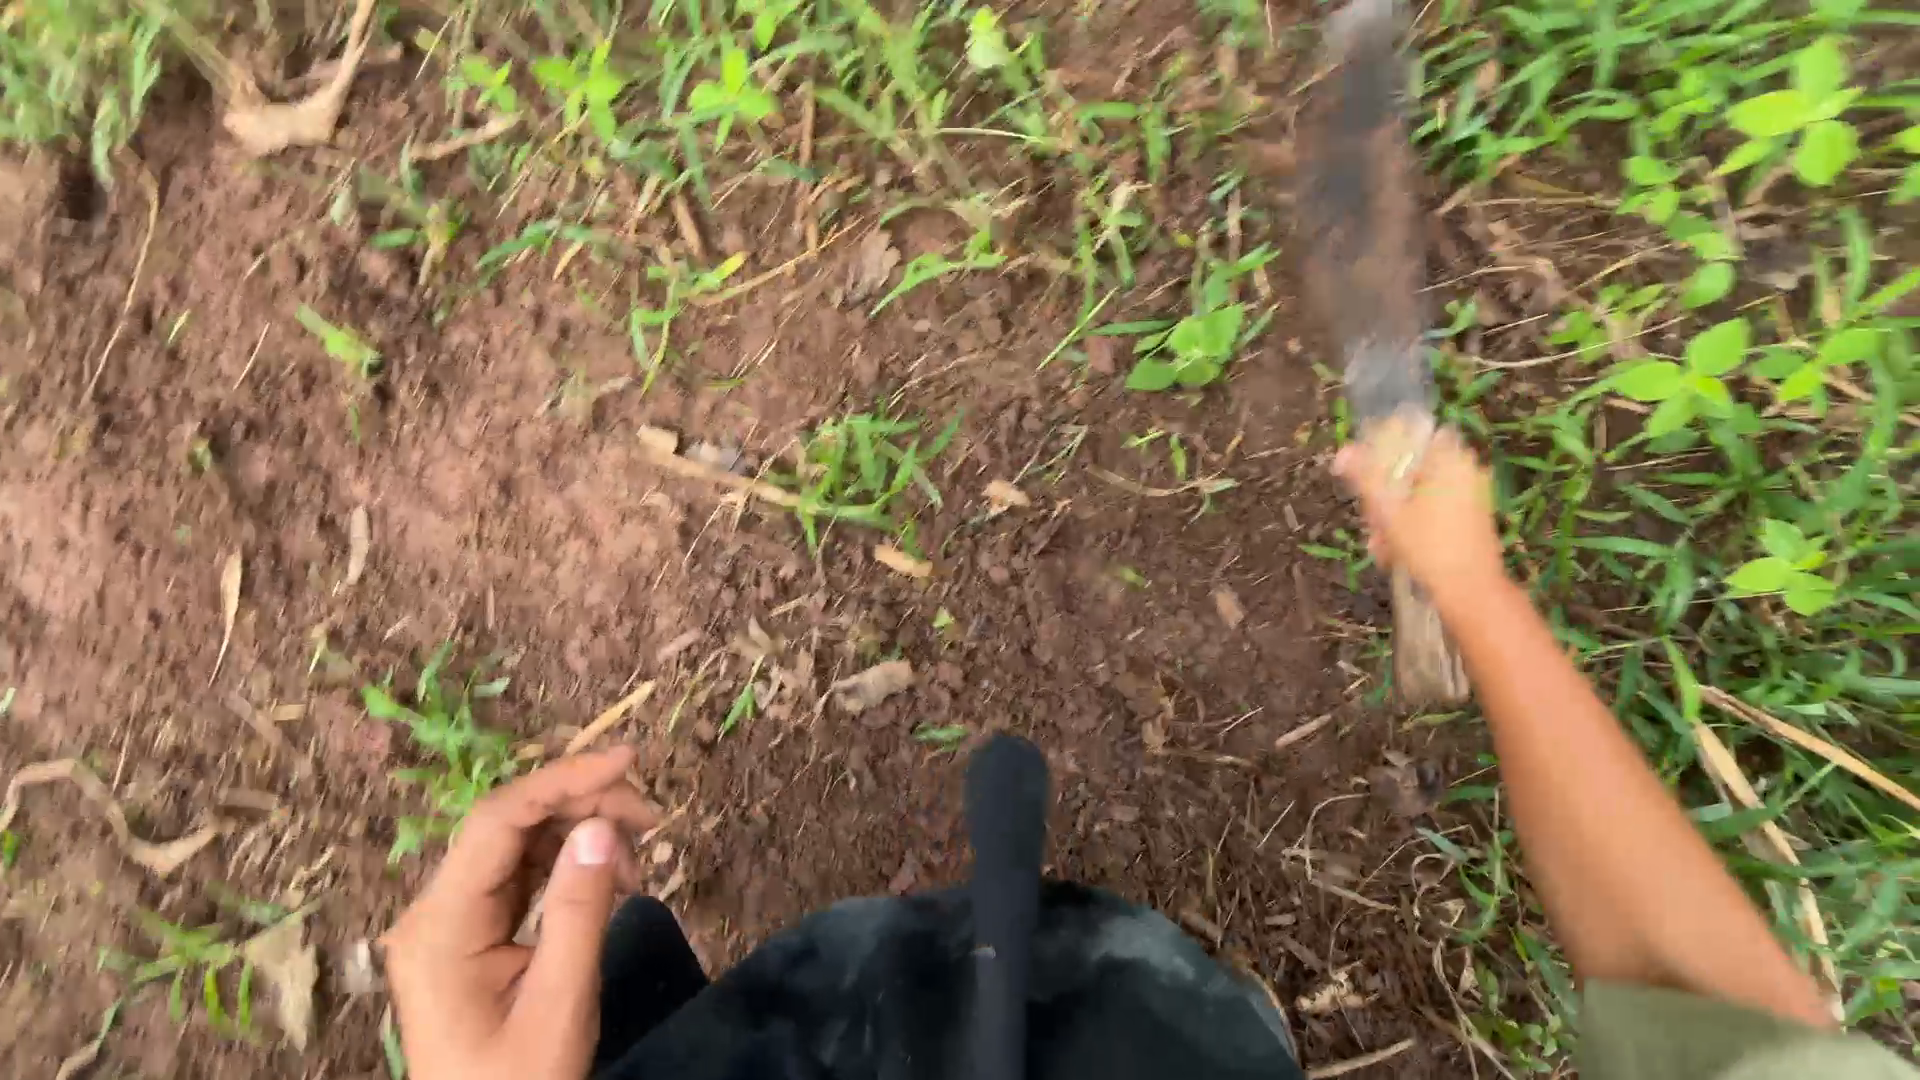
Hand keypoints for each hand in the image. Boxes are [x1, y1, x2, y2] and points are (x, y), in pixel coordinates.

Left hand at [383, 747, 658, 1079]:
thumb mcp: (559, 1001)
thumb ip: (578, 909)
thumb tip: (602, 827)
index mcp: (442, 926)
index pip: (499, 820)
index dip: (564, 777)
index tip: (628, 760)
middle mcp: (438, 910)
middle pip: (513, 822)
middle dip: (586, 805)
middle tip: (651, 822)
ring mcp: (456, 918)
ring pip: (524, 840)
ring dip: (585, 831)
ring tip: (639, 859)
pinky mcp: (477, 928)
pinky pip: (528, 870)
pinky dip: (575, 861)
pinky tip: (613, 876)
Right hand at [1333, 426, 1505, 598]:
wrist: (1470, 588)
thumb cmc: (1428, 546)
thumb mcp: (1388, 510)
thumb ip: (1364, 477)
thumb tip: (1342, 452)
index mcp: (1449, 459)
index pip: (1410, 435)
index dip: (1382, 449)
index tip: (1364, 471)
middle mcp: (1465, 469)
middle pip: (1411, 467)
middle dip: (1384, 493)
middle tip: (1371, 520)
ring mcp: (1472, 492)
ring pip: (1418, 491)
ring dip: (1393, 514)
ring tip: (1380, 543)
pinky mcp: (1472, 514)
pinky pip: (1432, 507)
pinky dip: (1411, 522)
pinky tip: (1395, 548)